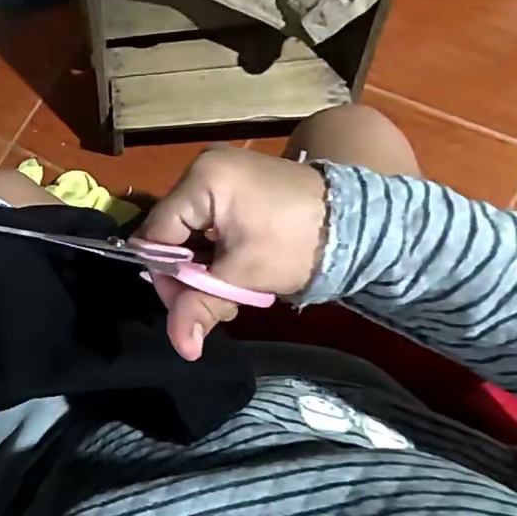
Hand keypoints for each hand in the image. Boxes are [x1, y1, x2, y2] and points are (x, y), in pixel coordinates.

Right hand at [136, 146, 327, 360]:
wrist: (361, 222)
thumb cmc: (298, 243)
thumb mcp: (245, 277)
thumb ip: (202, 306)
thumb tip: (181, 348)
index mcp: (201, 180)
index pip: (155, 235)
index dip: (165, 275)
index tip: (187, 303)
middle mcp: (204, 167)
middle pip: (171, 232)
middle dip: (188, 274)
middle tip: (215, 302)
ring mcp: (223, 171)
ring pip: (190, 231)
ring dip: (204, 266)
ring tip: (231, 290)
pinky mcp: (239, 182)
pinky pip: (209, 221)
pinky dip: (217, 250)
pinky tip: (235, 270)